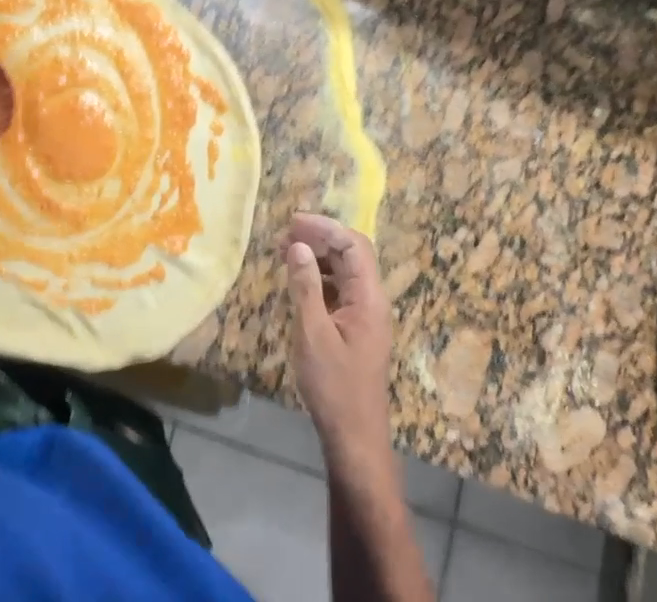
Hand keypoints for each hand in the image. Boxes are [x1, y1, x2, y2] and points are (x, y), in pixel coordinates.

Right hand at [281, 212, 394, 470]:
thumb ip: (305, 287)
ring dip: (317, 256)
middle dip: (320, 238)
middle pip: (352, 255)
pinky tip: (295, 279)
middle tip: (284, 234)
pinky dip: (317, 277)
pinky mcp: (354, 328)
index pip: (354, 246)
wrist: (353, 433)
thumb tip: (297, 246)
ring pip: (344, 272)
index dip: (325, 228)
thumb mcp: (312, 333)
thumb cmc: (333, 385)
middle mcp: (372, 302)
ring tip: (284, 251)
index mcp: (370, 299)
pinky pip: (339, 290)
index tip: (292, 222)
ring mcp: (365, 316)